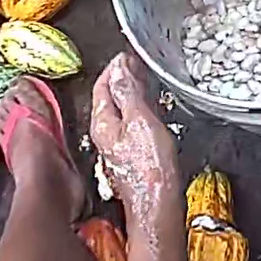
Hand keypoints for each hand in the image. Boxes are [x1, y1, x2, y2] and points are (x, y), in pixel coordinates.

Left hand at [88, 52, 180, 236]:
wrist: (158, 205)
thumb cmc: (150, 166)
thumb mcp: (140, 120)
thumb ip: (128, 92)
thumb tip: (119, 66)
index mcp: (102, 122)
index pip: (102, 86)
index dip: (114, 67)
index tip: (127, 54)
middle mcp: (104, 133)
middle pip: (109, 96)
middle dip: (121, 77)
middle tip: (137, 62)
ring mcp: (116, 144)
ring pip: (119, 109)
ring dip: (130, 91)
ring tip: (144, 77)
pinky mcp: (129, 153)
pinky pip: (129, 121)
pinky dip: (137, 107)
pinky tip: (149, 105)